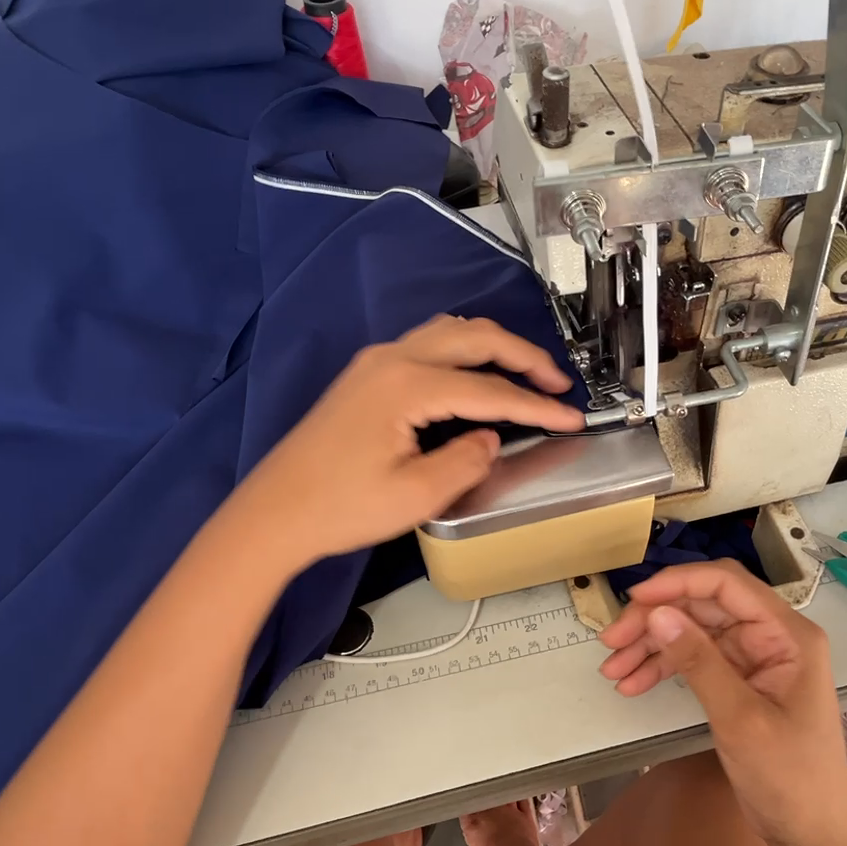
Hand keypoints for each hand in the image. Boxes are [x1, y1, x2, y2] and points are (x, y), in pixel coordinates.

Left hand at [226, 315, 584, 567]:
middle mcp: (393, 358)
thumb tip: (489, 437)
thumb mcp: (416, 495)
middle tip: (558, 385)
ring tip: (526, 374)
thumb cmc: (341, 508)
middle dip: (524, 357)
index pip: (490, 390)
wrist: (273, 513)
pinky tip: (476, 373)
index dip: (536, 407)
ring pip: (450, 331)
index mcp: (407, 384)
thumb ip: (467, 459)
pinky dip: (464, 350)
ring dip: (493, 347)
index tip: (573, 420)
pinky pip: (428, 342)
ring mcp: (375, 361)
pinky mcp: (366, 373)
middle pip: (475, 338)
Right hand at [598, 561, 846, 845]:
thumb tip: (656, 614)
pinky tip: (632, 683)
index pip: (726, 583)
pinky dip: (663, 667)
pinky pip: (694, 659)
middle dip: (655, 619)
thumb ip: (698, 661)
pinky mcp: (739, 679)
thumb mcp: (740, 718)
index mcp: (787, 633)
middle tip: (611, 643)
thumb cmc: (789, 777)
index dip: (677, 582)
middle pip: (703, 605)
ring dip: (651, 645)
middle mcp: (771, 635)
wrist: (811, 837)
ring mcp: (754, 657)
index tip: (634, 600)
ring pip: (693, 631)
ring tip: (612, 669)